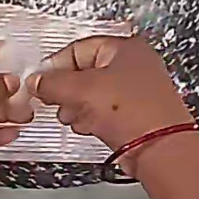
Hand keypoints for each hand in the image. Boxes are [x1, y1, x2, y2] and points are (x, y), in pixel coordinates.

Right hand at [31, 35, 193, 152]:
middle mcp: (134, 66)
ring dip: (77, 106)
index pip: (79, 49)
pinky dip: (92, 118)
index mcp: (125, 48)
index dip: (56, 65)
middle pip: (86, 72)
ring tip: (70, 117)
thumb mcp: (82, 90)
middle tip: (53, 101)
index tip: (41, 82)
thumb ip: (53, 83)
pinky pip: (106, 111)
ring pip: (95, 94)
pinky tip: (86, 127)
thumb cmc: (132, 112)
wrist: (161, 149)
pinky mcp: (137, 115)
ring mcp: (137, 91)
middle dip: (66, 89)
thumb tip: (36, 82)